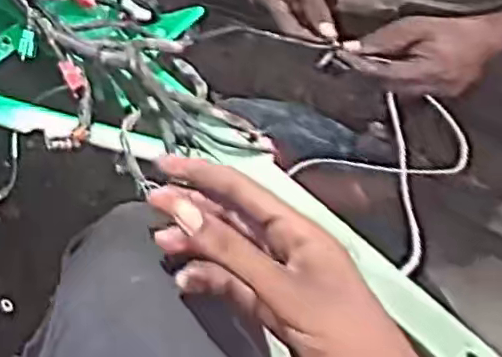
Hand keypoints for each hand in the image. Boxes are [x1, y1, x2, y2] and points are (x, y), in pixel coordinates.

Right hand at [149, 156, 415, 356]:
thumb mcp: (285, 291)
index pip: (240, 188)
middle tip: (152, 205)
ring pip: (225, 247)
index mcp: (299, 232)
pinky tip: (187, 279)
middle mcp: (288, 247)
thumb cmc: (349, 338)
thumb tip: (179, 207)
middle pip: (228, 215)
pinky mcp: (275, 306)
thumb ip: (229, 247)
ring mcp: (281, 278)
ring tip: (164, 245)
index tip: (161, 163)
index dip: (199, 171)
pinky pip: (231, 279)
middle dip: (190, 209)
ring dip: (192, 244)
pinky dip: (206, 276)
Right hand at [243, 0, 338, 41]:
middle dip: (314, 27)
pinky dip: (299, 6)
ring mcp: (258, 0)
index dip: (316, 39)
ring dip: (307, 15)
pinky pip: (283, 6)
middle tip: (338, 26)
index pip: (294, 33)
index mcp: (269, 7)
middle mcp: (260, 7)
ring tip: (327, 9)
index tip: (338, 41)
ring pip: (288, 16)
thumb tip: (329, 35)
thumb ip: (317, 8)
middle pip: (291, 26)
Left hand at [345, 15, 501, 96]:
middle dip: (370, 73)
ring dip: (383, 78)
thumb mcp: (412, 27)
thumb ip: (383, 39)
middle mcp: (438, 88)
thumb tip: (353, 48)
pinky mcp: (446, 93)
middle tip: (352, 58)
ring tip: (368, 62)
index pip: (387, 75)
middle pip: (392, 86)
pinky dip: (398, 80)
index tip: (343, 56)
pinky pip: (413, 90)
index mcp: (431, 71)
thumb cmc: (448, 30)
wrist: (486, 39)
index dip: (363, 66)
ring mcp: (444, 93)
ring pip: (401, 91)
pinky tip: (389, 67)